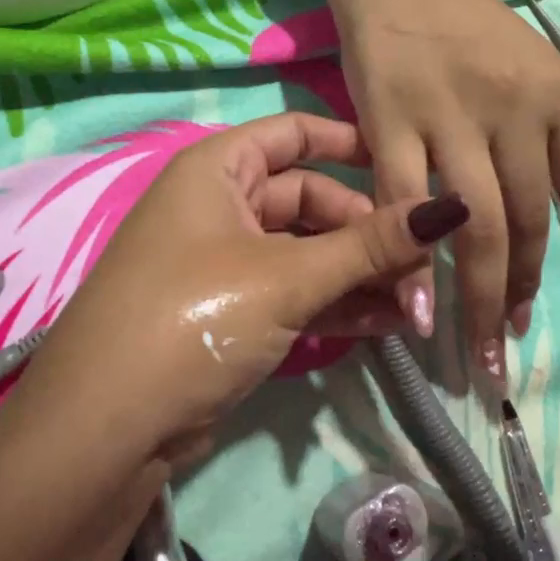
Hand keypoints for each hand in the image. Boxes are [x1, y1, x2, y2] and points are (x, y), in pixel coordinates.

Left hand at [11, 113, 469, 458]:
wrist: (107, 427)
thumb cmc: (196, 316)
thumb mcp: (287, 277)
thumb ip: (370, 245)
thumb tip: (452, 206)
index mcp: (219, 169)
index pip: (295, 133)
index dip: (352, 142)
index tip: (411, 162)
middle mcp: (220, 204)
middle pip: (310, 200)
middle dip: (368, 232)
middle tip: (425, 266)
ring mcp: (225, 262)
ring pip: (307, 252)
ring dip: (360, 275)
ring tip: (419, 303)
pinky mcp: (231, 313)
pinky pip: (294, 293)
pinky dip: (336, 305)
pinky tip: (388, 325)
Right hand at [329, 0, 559, 388]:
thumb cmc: (465, 22)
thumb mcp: (530, 64)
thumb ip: (553, 130)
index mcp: (554, 94)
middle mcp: (514, 109)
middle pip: (531, 217)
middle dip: (524, 288)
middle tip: (513, 336)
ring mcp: (451, 116)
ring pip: (478, 223)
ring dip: (482, 292)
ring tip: (481, 342)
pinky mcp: (392, 122)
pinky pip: (408, 203)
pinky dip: (415, 262)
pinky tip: (421, 310)